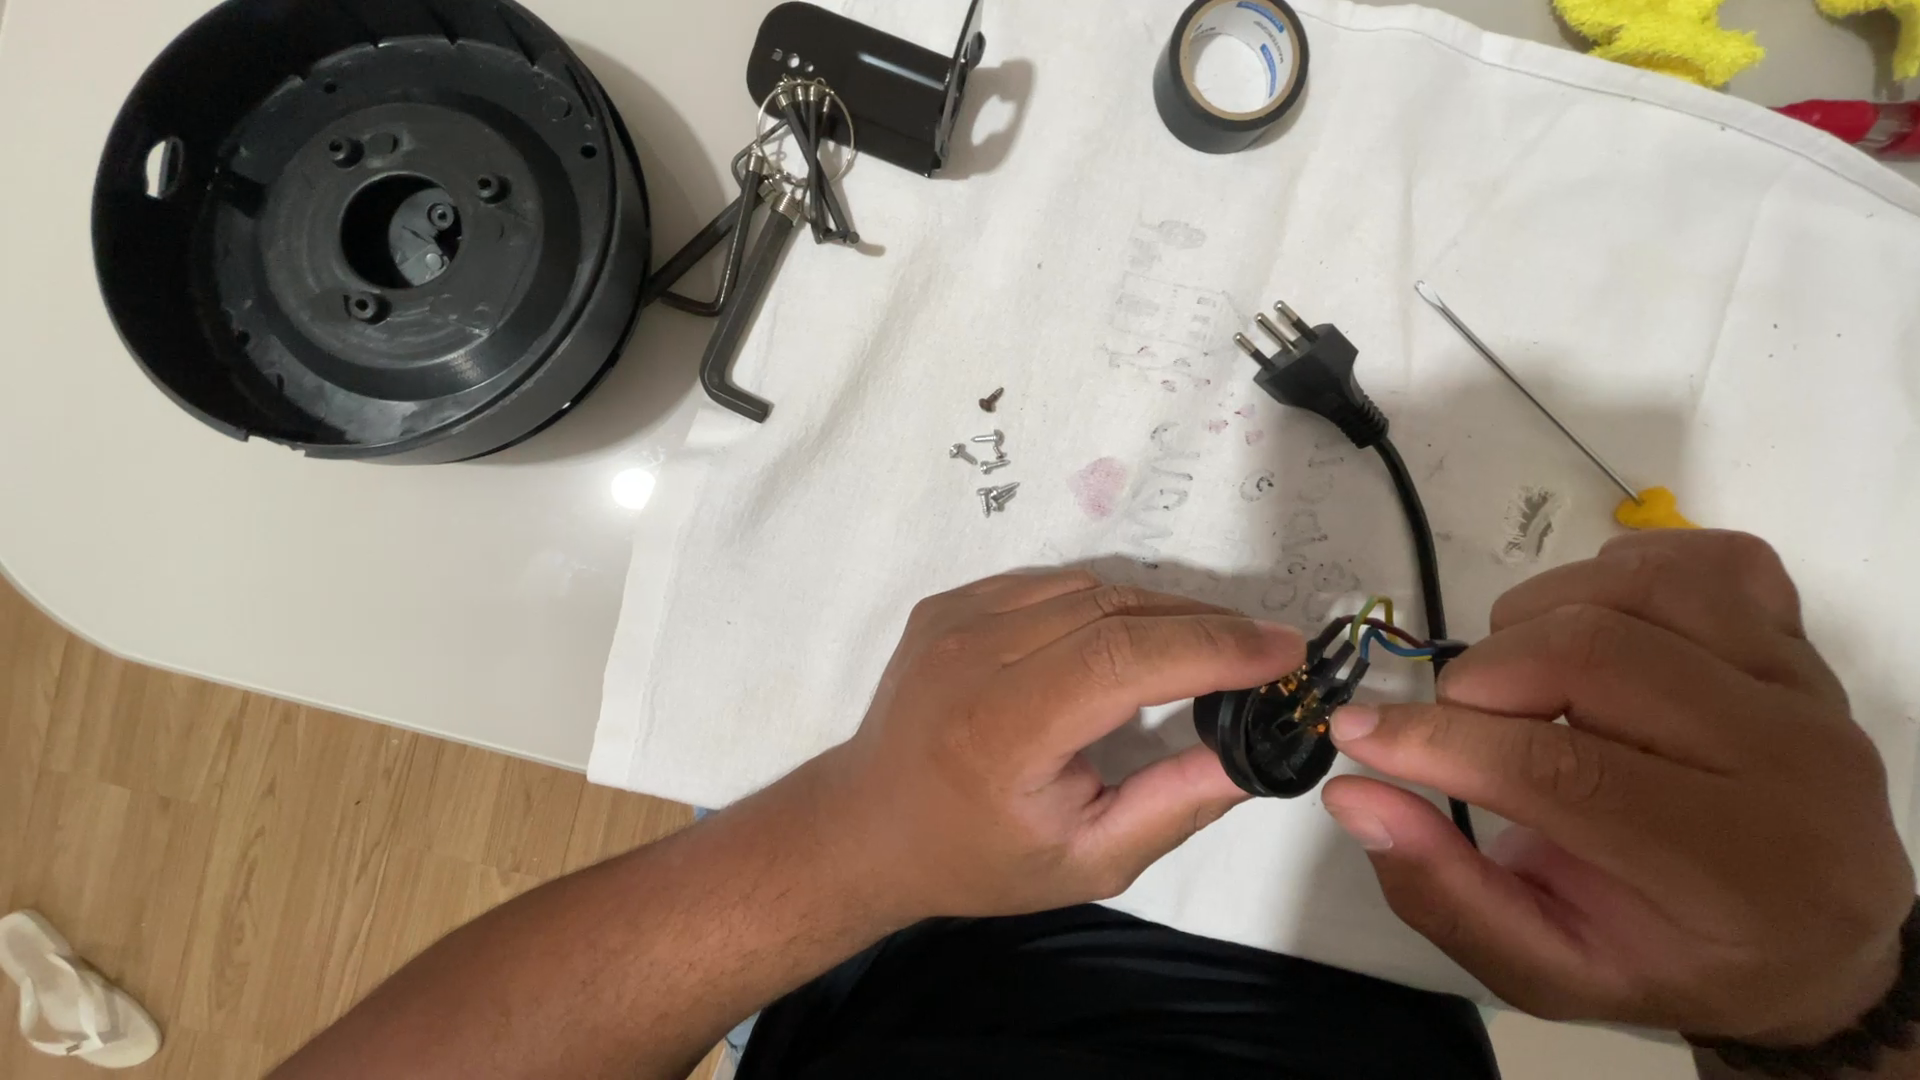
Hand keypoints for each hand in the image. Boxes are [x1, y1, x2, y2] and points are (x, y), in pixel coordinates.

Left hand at [813, 570, 1302, 921]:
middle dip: (1201, 623)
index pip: (1122, 659)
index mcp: (1004, 727)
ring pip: (1084, 587)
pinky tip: (1124, 637)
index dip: (1211, 645)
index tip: (1282, 650)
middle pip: (1111, 610)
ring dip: (1156, 610)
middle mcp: (973, 654)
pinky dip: (1100, 603)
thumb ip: (1174, 804)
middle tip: (1261, 648)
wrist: (871, 822)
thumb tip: (1254, 754)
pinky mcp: (946, 604)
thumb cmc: (977, 857)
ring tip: (1202, 645)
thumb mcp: (1086, 860)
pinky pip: (1046, 585)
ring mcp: (953, 618)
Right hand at [1321, 530, 1913, 1044]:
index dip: (1434, 742)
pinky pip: (1696, 558)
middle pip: (1591, 652)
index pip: (1560, 771)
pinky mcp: (1796, 636)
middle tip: (1456, 721)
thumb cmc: (1659, 956)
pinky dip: (1610, 573)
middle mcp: (1797, 763)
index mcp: (1739, 870)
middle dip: (1479, 678)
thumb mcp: (1542, 970)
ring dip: (1530, 621)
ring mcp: (1805, 684)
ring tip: (1516, 679)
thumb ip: (1441, 892)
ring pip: (1630, 589)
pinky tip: (1584, 627)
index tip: (1353, 733)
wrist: (1801, 937)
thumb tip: (1351, 793)